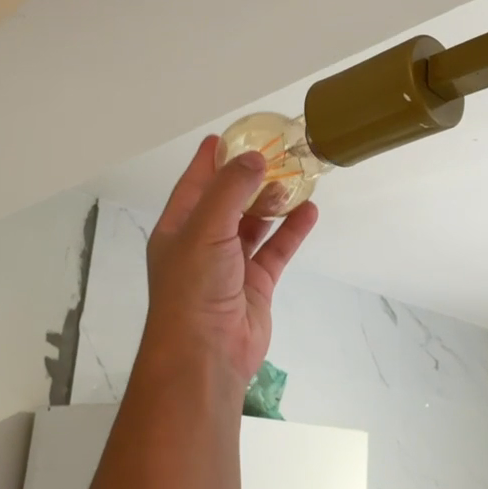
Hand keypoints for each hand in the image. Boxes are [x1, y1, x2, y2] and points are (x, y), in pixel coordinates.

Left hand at [141, 137, 318, 385]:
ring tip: (297, 177)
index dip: (211, 159)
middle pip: (228, 202)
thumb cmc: (194, 288)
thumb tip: (254, 158)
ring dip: (273, 203)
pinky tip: (309, 212)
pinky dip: (291, 231)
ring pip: (254, 225)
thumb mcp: (205, 229)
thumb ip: (230, 190)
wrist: (206, 354)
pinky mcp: (255, 285)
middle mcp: (202, 244)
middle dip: (250, 178)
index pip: (194, 184)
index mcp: (178, 229)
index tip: (232, 135)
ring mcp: (230, 266)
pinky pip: (275, 251)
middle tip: (278, 152)